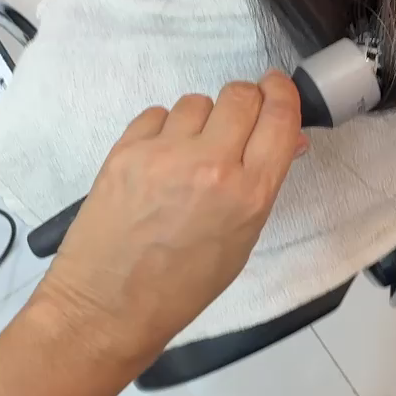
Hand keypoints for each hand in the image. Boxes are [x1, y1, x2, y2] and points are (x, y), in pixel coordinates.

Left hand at [34, 71, 306, 362]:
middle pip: (241, 95)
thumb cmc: (184, 285)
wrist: (109, 307)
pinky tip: (159, 161)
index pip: (280, 117)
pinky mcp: (126, 150)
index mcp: (249, 195)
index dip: (282, 94)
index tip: (277, 88)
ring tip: (189, 154)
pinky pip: (157, 113)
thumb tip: (286, 139)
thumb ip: (264, 182)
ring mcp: (165, 155)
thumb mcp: (242, 239)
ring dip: (202, 119)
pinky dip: (163, 129)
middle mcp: (211, 166)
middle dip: (246, 101)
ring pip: (197, 101)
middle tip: (236, 122)